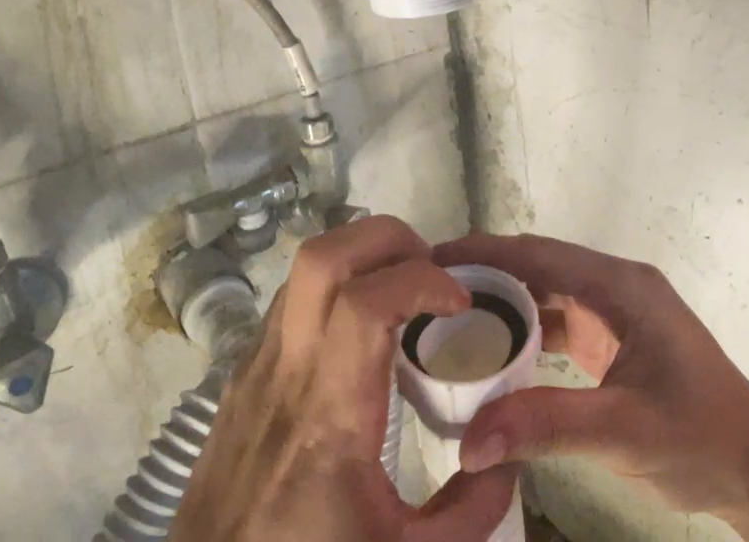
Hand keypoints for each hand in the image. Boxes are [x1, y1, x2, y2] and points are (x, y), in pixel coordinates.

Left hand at [174, 217, 518, 541]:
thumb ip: (470, 508)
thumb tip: (506, 453)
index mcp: (330, 415)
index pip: (365, 304)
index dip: (422, 280)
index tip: (460, 303)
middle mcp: (286, 373)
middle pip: (323, 258)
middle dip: (389, 240)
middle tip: (432, 272)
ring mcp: (255, 367)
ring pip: (301, 271)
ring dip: (361, 258)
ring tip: (404, 292)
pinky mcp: (242, 374)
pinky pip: (290, 300)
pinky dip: (335, 286)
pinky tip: (363, 330)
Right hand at [434, 234, 748, 541]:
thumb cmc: (700, 438)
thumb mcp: (623, 431)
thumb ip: (545, 426)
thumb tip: (466, 440)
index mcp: (622, 287)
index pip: (539, 255)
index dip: (483, 252)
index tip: (428, 259)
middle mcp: (617, 288)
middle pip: (538, 268)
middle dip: (485, 277)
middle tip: (425, 297)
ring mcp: (616, 315)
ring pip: (546, 296)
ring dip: (502, 307)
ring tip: (446, 324)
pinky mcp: (614, 343)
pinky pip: (557, 325)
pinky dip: (523, 335)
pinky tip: (491, 358)